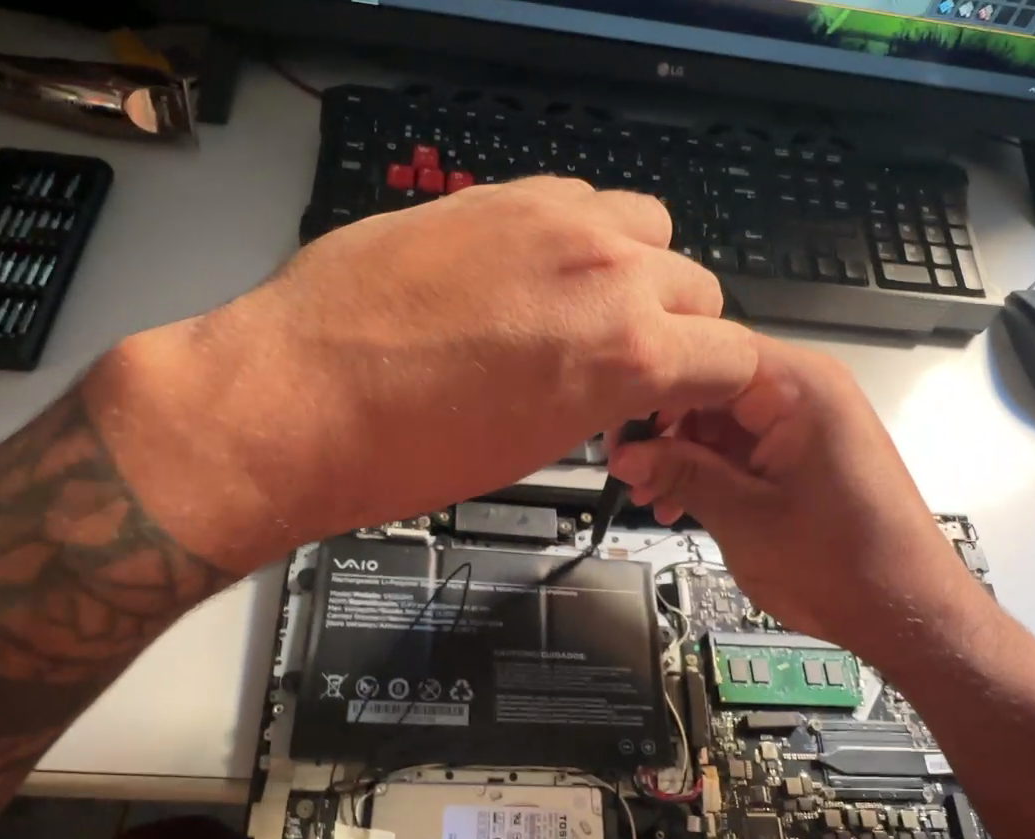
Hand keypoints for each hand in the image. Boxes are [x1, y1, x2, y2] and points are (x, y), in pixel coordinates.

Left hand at [83, 177, 756, 572]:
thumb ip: (604, 398)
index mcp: (628, 353)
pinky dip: (576, 239)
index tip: (689, 396)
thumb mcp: (536, 448)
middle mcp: (605, 271)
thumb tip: (621, 382)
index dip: (715, 385)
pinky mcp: (498, 194)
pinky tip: (532, 276)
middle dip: (678, 329)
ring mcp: (552, 220)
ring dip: (632, 272)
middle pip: (698, 286)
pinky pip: (577, 203)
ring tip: (581, 310)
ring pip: (646, 229)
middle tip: (630, 360)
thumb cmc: (405, 449)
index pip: (733, 356)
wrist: (301, 398)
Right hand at [608, 336, 993, 672]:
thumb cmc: (843, 565)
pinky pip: (742, 446)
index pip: (708, 354)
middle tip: (628, 472)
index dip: (655, 390)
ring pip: (721, 420)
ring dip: (681, 456)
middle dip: (665, 430)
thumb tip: (626, 456)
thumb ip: (681, 474)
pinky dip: (709, 470)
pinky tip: (681, 503)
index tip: (616, 429)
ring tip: (653, 497)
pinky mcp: (804, 452)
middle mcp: (807, 392)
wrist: (904, 611)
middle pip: (711, 386)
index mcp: (800, 389)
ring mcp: (806, 423)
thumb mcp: (743, 516)